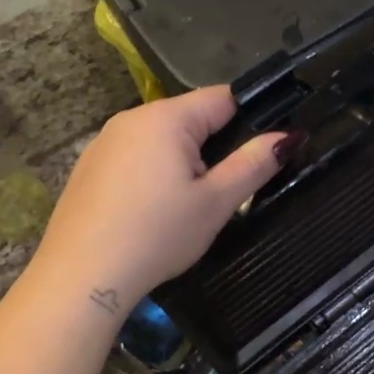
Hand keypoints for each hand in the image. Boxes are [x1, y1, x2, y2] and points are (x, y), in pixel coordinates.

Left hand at [32, 86, 286, 304]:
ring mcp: (104, 143)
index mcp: (167, 118)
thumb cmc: (158, 234)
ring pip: (161, 141)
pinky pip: (135, 160)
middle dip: (215, 146)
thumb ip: (253, 165)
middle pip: (190, 119)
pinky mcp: (89, 169)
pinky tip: (154, 214)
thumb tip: (290, 136)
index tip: (266, 150)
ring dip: (184, 163)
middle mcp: (131, 119)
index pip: (222, 97)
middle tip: (230, 191)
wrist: (83, 275)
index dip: (251, 118)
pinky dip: (154, 176)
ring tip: (192, 207)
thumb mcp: (216, 203)